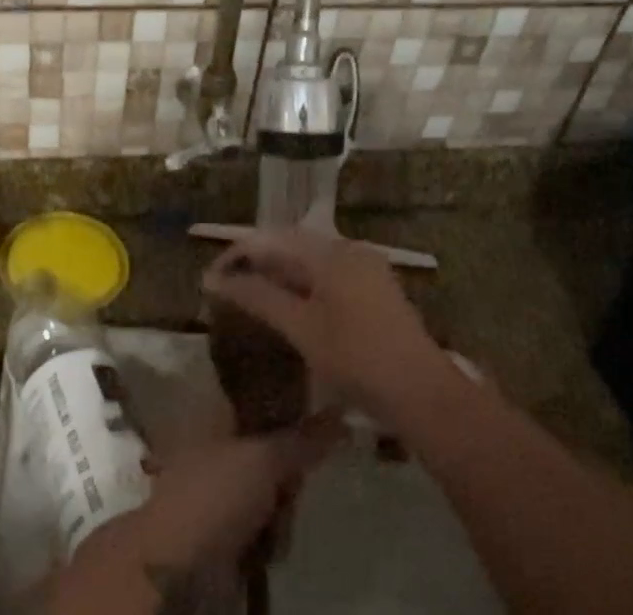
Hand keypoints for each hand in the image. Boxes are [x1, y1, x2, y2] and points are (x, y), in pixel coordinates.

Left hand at [122, 415, 342, 566]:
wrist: (180, 564)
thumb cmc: (216, 494)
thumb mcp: (264, 457)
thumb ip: (302, 437)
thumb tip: (340, 414)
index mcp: (208, 417)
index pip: (256, 402)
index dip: (287, 411)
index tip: (316, 428)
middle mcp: (211, 447)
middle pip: (270, 450)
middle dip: (289, 473)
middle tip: (291, 487)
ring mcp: (216, 488)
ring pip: (270, 489)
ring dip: (282, 509)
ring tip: (278, 523)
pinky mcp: (224, 525)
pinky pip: (263, 522)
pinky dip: (271, 534)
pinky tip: (269, 545)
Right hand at [199, 226, 442, 399]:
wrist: (422, 394)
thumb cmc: (356, 358)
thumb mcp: (299, 327)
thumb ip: (257, 297)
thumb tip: (214, 279)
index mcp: (331, 252)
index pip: (271, 239)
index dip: (236, 255)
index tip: (210, 279)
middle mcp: (350, 250)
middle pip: (291, 245)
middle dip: (257, 263)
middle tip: (226, 288)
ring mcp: (367, 269)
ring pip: (310, 262)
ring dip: (279, 276)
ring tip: (251, 299)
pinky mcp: (376, 291)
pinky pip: (328, 276)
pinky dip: (302, 286)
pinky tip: (288, 309)